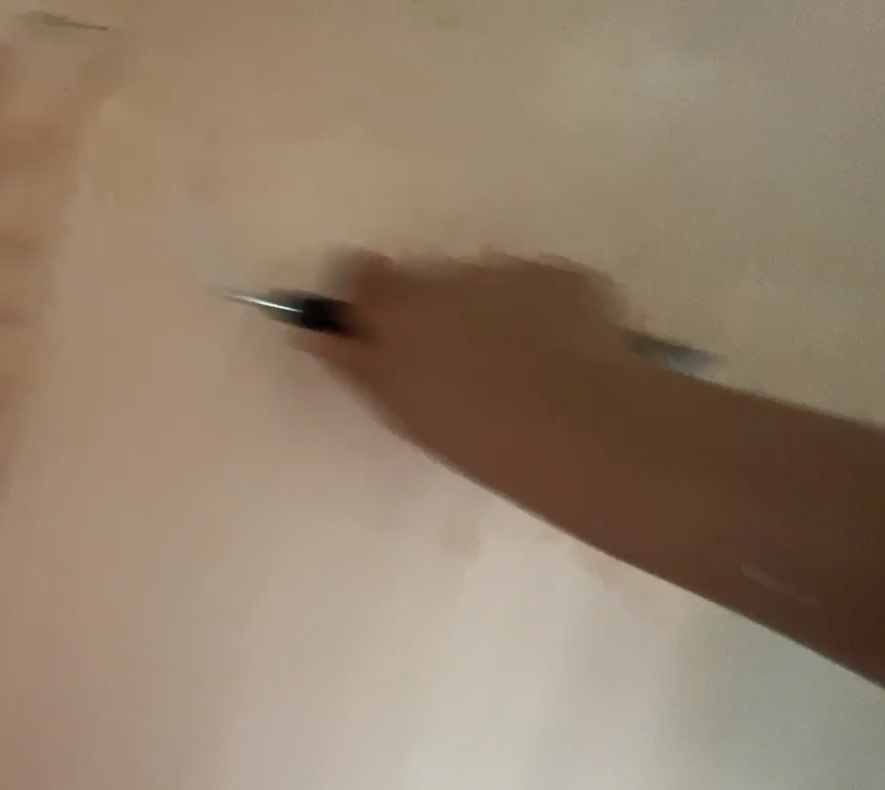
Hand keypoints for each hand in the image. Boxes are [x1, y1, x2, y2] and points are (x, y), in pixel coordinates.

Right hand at [294, 254, 642, 458]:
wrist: (570, 424)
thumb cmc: (461, 423)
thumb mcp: (390, 401)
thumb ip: (350, 359)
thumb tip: (315, 332)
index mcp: (395, 305)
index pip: (357, 272)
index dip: (360, 298)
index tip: (366, 328)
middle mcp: (448, 272)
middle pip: (421, 278)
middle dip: (423, 308)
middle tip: (439, 362)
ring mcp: (510, 270)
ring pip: (478, 282)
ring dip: (477, 309)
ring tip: (500, 363)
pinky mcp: (565, 276)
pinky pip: (532, 286)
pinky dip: (530, 310)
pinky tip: (543, 354)